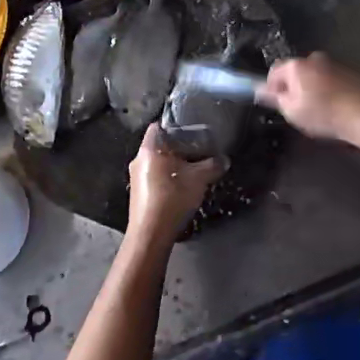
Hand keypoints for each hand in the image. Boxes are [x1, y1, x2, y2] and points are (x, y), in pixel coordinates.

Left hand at [127, 125, 225, 240]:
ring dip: (171, 166)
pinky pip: (152, 177)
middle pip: (158, 145)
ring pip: (155, 163)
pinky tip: (179, 189)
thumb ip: (212, 166)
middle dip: (176, 148)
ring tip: (191, 172)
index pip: (158, 126)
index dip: (174, 126)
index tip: (190, 132)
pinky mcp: (137, 192)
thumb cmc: (172, 198)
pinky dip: (165, 179)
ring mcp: (135, 176)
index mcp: (149, 148)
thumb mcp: (199, 179)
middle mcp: (138, 158)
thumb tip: (223, 159)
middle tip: (196, 152)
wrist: (150, 232)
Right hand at [257, 53, 359, 156]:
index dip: (272, 87)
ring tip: (317, 111)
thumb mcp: (291, 111)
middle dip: (293, 87)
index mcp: (296, 65)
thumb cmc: (324, 113)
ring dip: (312, 89)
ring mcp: (334, 64)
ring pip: (314, 76)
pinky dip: (328, 91)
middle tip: (297, 108)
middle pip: (295, 72)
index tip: (276, 103)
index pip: (274, 71)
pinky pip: (330, 80)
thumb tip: (261, 90)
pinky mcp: (350, 73)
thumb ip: (274, 98)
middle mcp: (314, 59)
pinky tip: (333, 108)